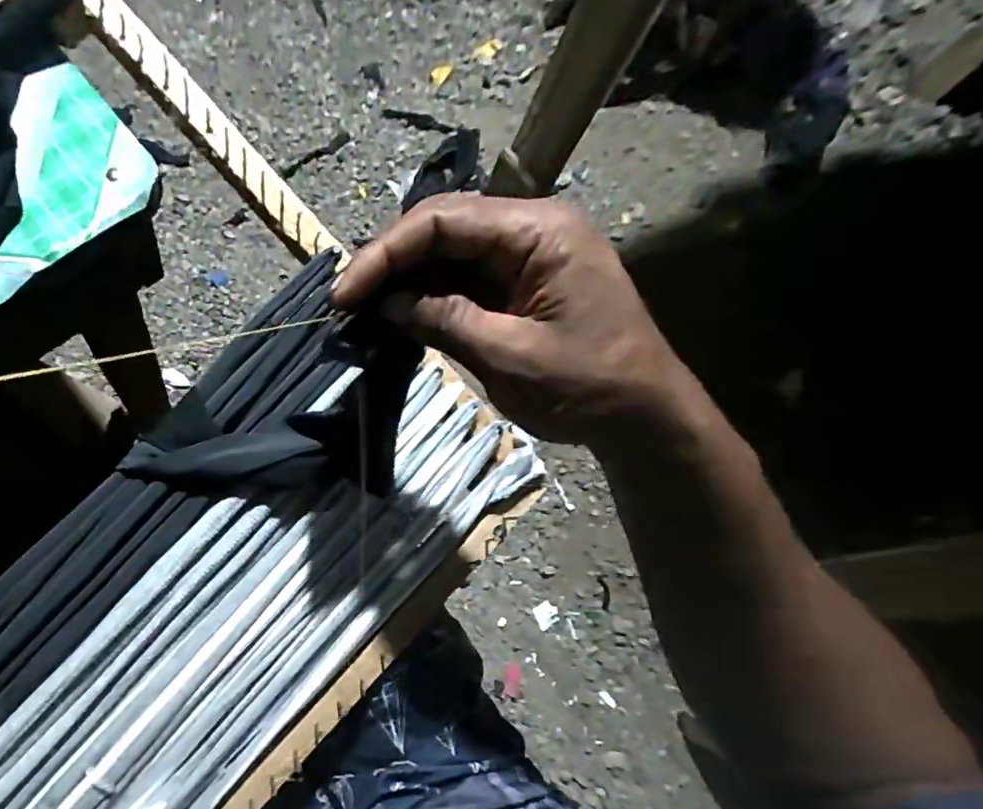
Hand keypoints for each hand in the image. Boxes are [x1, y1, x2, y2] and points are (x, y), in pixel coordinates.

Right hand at [331, 194, 696, 448]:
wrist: (639, 414)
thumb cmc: (587, 385)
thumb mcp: (510, 356)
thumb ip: (446, 321)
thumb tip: (387, 304)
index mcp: (538, 231)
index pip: (445, 220)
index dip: (387, 252)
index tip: (345, 291)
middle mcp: (528, 231)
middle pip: (441, 230)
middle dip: (388, 264)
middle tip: (344, 302)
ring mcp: (522, 260)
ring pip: (445, 257)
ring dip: (401, 283)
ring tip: (358, 313)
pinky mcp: (514, 288)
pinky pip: (459, 284)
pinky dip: (424, 302)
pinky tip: (392, 319)